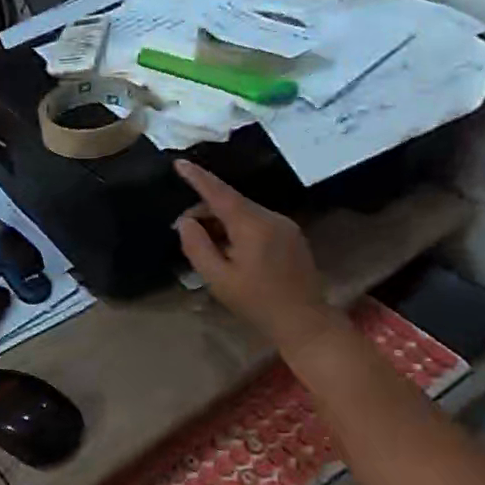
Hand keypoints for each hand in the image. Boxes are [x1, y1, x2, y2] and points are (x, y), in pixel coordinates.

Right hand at [173, 160, 336, 352]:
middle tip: (184, 232)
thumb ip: (197, 246)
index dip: (198, 177)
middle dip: (205, 210)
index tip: (179, 162)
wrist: (305, 322)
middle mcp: (272, 217)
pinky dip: (237, 228)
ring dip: (221, 221)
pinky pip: (257, 221)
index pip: (220, 193)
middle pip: (231, 202)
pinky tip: (228, 249)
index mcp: (253, 226)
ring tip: (206, 244)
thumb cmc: (257, 303)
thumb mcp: (218, 278)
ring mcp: (285, 226)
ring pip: (244, 211)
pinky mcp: (291, 236)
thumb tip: (185, 222)